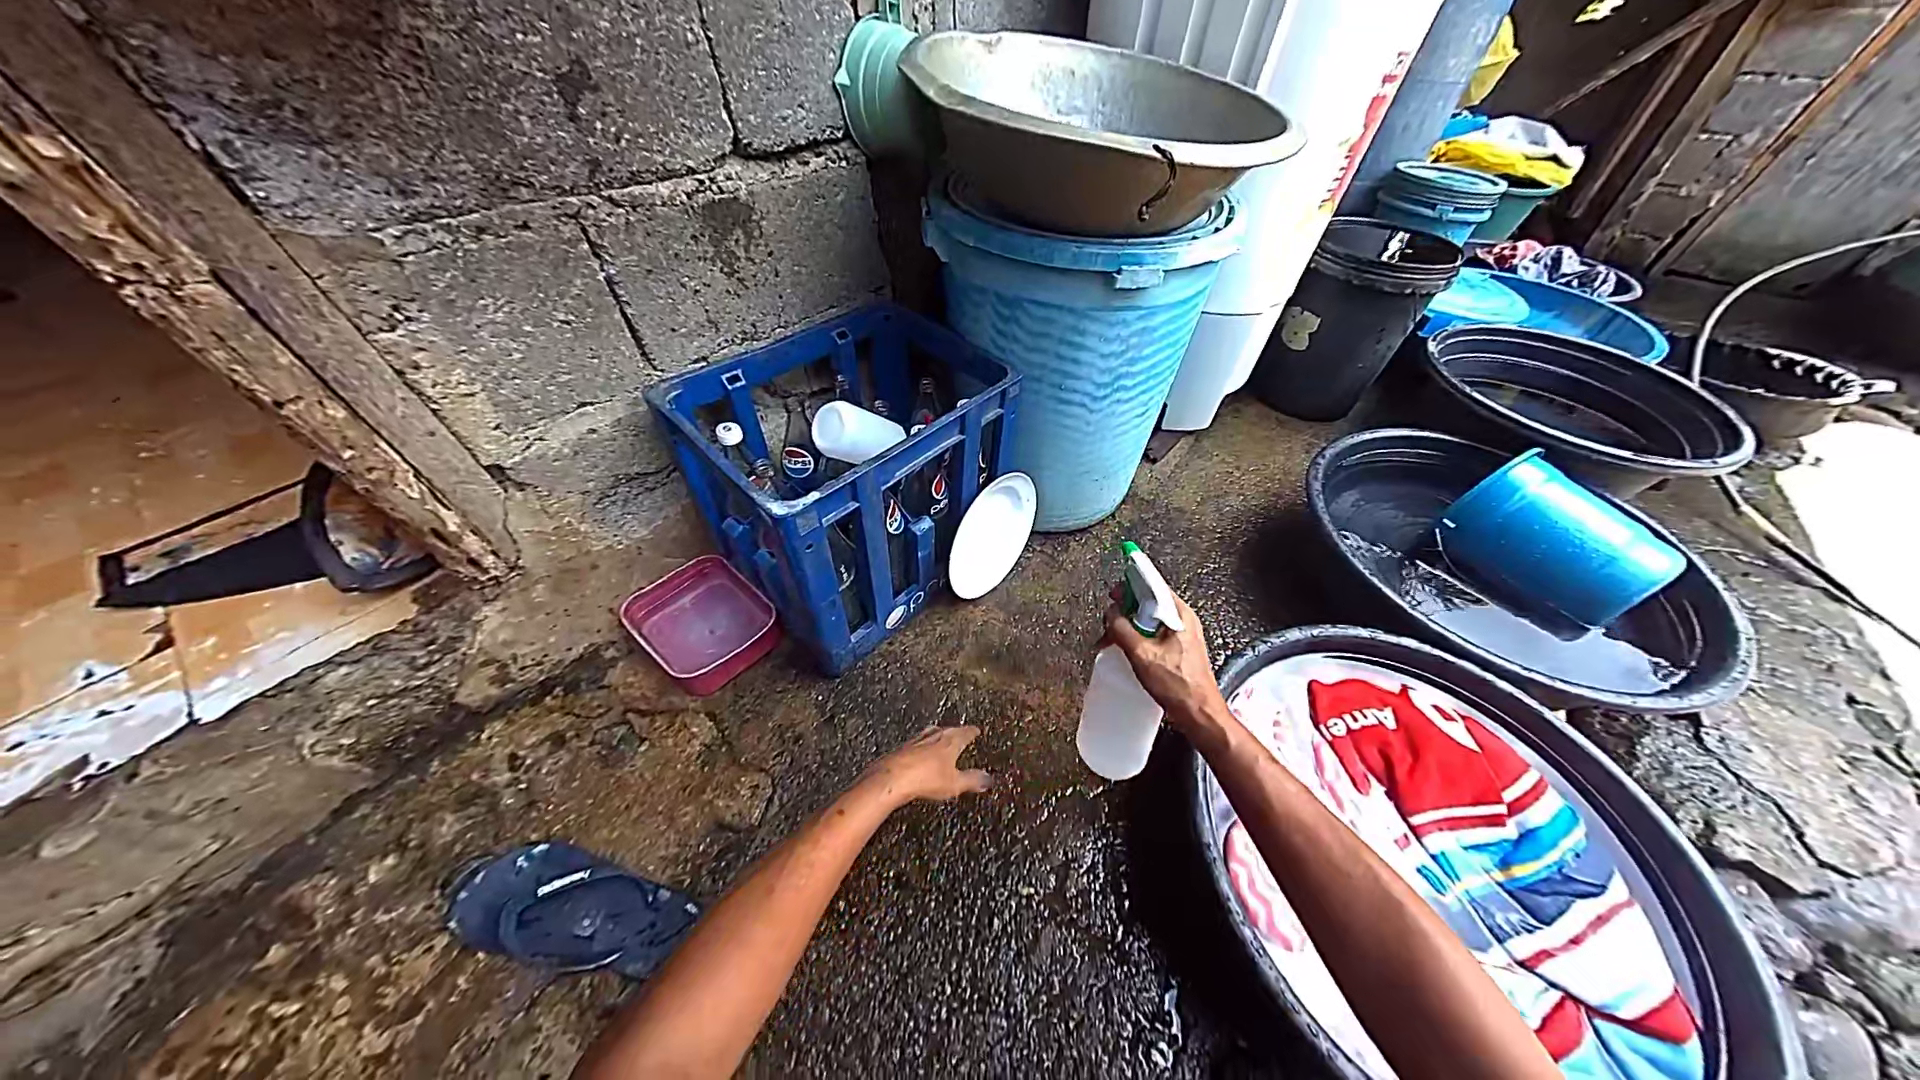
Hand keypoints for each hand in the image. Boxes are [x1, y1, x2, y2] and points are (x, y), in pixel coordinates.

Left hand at [860, 725, 992, 804]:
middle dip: (955, 732)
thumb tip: (987, 778)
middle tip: (961, 732)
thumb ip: (972, 780)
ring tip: (941, 738)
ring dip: (938, 736)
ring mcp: (916, 741)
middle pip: (948, 730)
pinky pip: (917, 743)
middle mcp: (933, 736)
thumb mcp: (955, 784)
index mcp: (949, 741)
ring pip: (931, 734)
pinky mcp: (902, 749)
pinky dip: (923, 746)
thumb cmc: (925, 778)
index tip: (976, 730)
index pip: (965, 733)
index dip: (971, 732)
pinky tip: (920, 752)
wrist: (892, 778)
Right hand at [1103, 593, 1230, 741]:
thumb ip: (1122, 629)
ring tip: (1116, 638)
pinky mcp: (1179, 648)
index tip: (1116, 590)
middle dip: (1126, 609)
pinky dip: (1139, 636)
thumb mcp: (1141, 653)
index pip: (1153, 585)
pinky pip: (1155, 633)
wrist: (1198, 712)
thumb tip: (1111, 614)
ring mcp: (1182, 634)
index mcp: (1179, 615)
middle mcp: (1184, 621)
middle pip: (1150, 601)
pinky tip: (1129, 649)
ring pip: (1151, 618)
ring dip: (1131, 625)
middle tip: (1111, 618)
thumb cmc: (1180, 687)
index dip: (1131, 585)